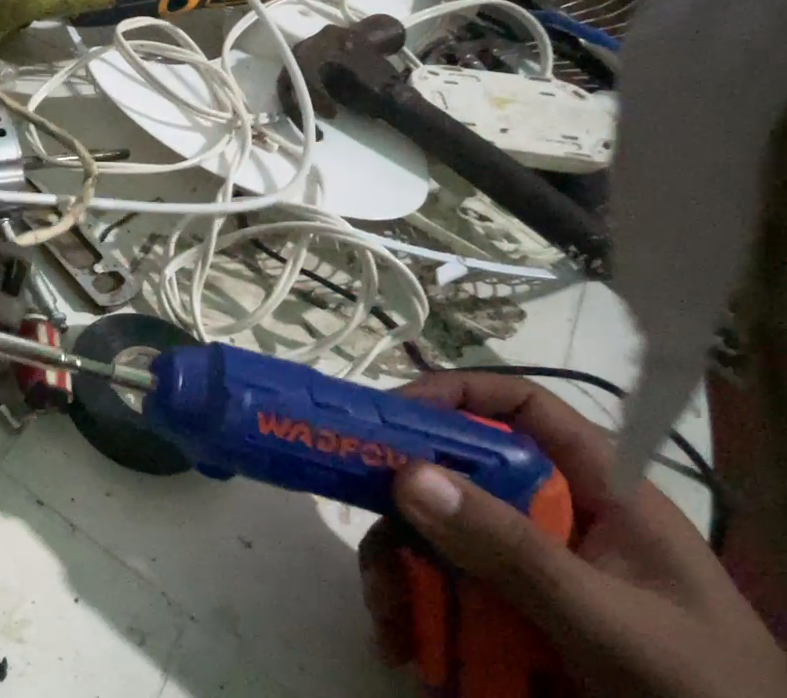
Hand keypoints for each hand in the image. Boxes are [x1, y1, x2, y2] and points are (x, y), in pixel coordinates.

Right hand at [359, 373, 786, 697]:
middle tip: (365, 535)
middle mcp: (552, 517)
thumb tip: (407, 472)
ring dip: (396, 570)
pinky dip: (411, 611)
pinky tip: (406, 646)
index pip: (521, 409)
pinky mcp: (508, 610)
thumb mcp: (606, 618)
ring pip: (432, 535)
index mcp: (598, 492)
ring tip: (392, 621)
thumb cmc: (699, 687)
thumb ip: (512, 549)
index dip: (454, 395)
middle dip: (399, 507)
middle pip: (454, 475)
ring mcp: (527, 566)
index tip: (385, 417)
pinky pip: (437, 588)